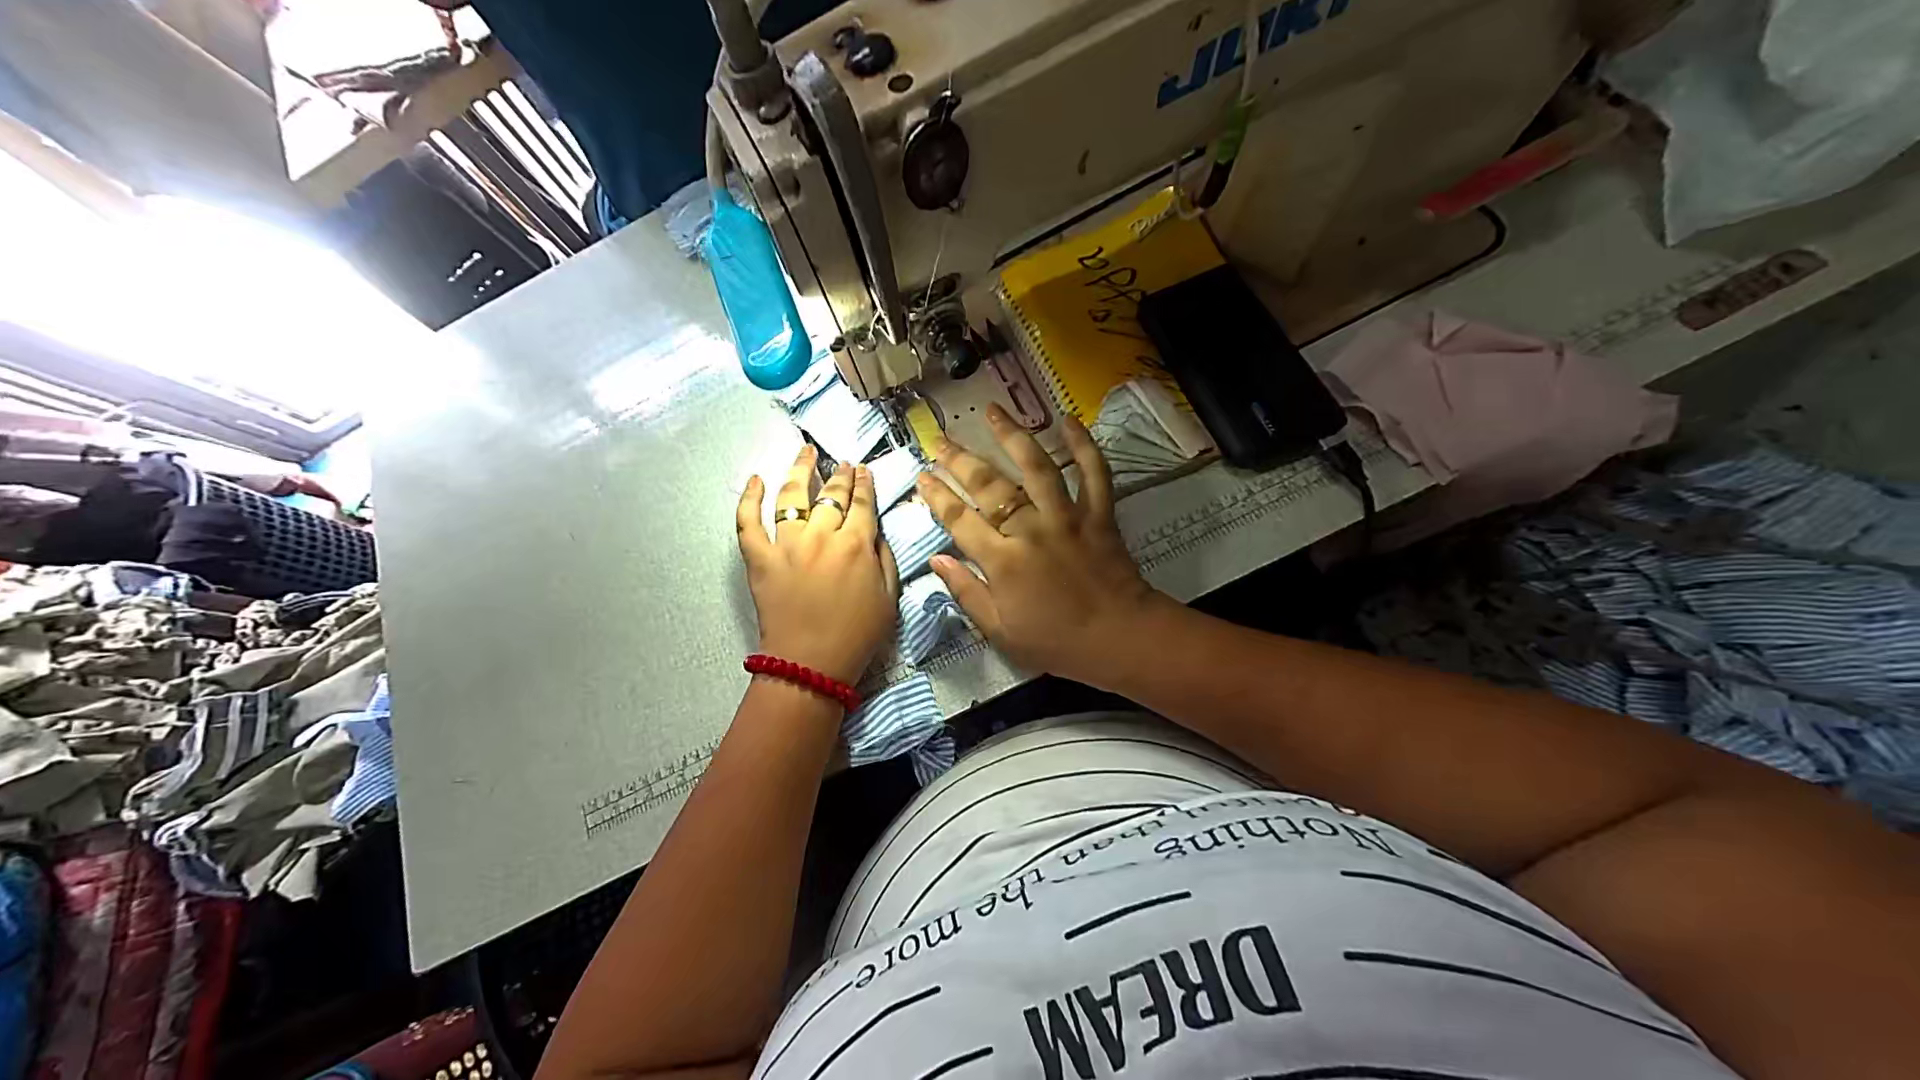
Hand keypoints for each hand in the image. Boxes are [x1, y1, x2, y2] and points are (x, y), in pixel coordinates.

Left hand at [737, 446, 898, 687]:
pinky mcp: (760, 557)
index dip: (864, 484)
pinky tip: (755, 479)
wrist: (811, 664)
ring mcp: (787, 543)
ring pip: (792, 496)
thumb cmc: (857, 636)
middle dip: (839, 474)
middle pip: (831, 494)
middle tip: (842, 462)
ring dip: (799, 470)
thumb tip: (876, 534)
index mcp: (856, 544)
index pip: (862, 503)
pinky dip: (749, 499)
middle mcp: (822, 535)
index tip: (863, 470)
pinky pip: (748, 522)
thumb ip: (885, 560)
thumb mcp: (889, 598)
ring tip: (803, 452)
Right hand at [916, 405, 1169, 687]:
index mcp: (1002, 561)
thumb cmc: (1056, 641)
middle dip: (960, 459)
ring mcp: (1067, 517)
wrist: (1119, 638)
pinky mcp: (1098, 513)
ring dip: (1013, 435)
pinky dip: (1084, 445)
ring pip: (1037, 467)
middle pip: (989, 486)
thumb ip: (966, 592)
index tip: (921, 475)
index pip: (959, 519)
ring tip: (993, 411)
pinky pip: (1094, 472)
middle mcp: (1030, 529)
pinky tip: (1069, 420)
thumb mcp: (1000, 631)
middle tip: (941, 439)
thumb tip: (936, 559)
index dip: (936, 495)